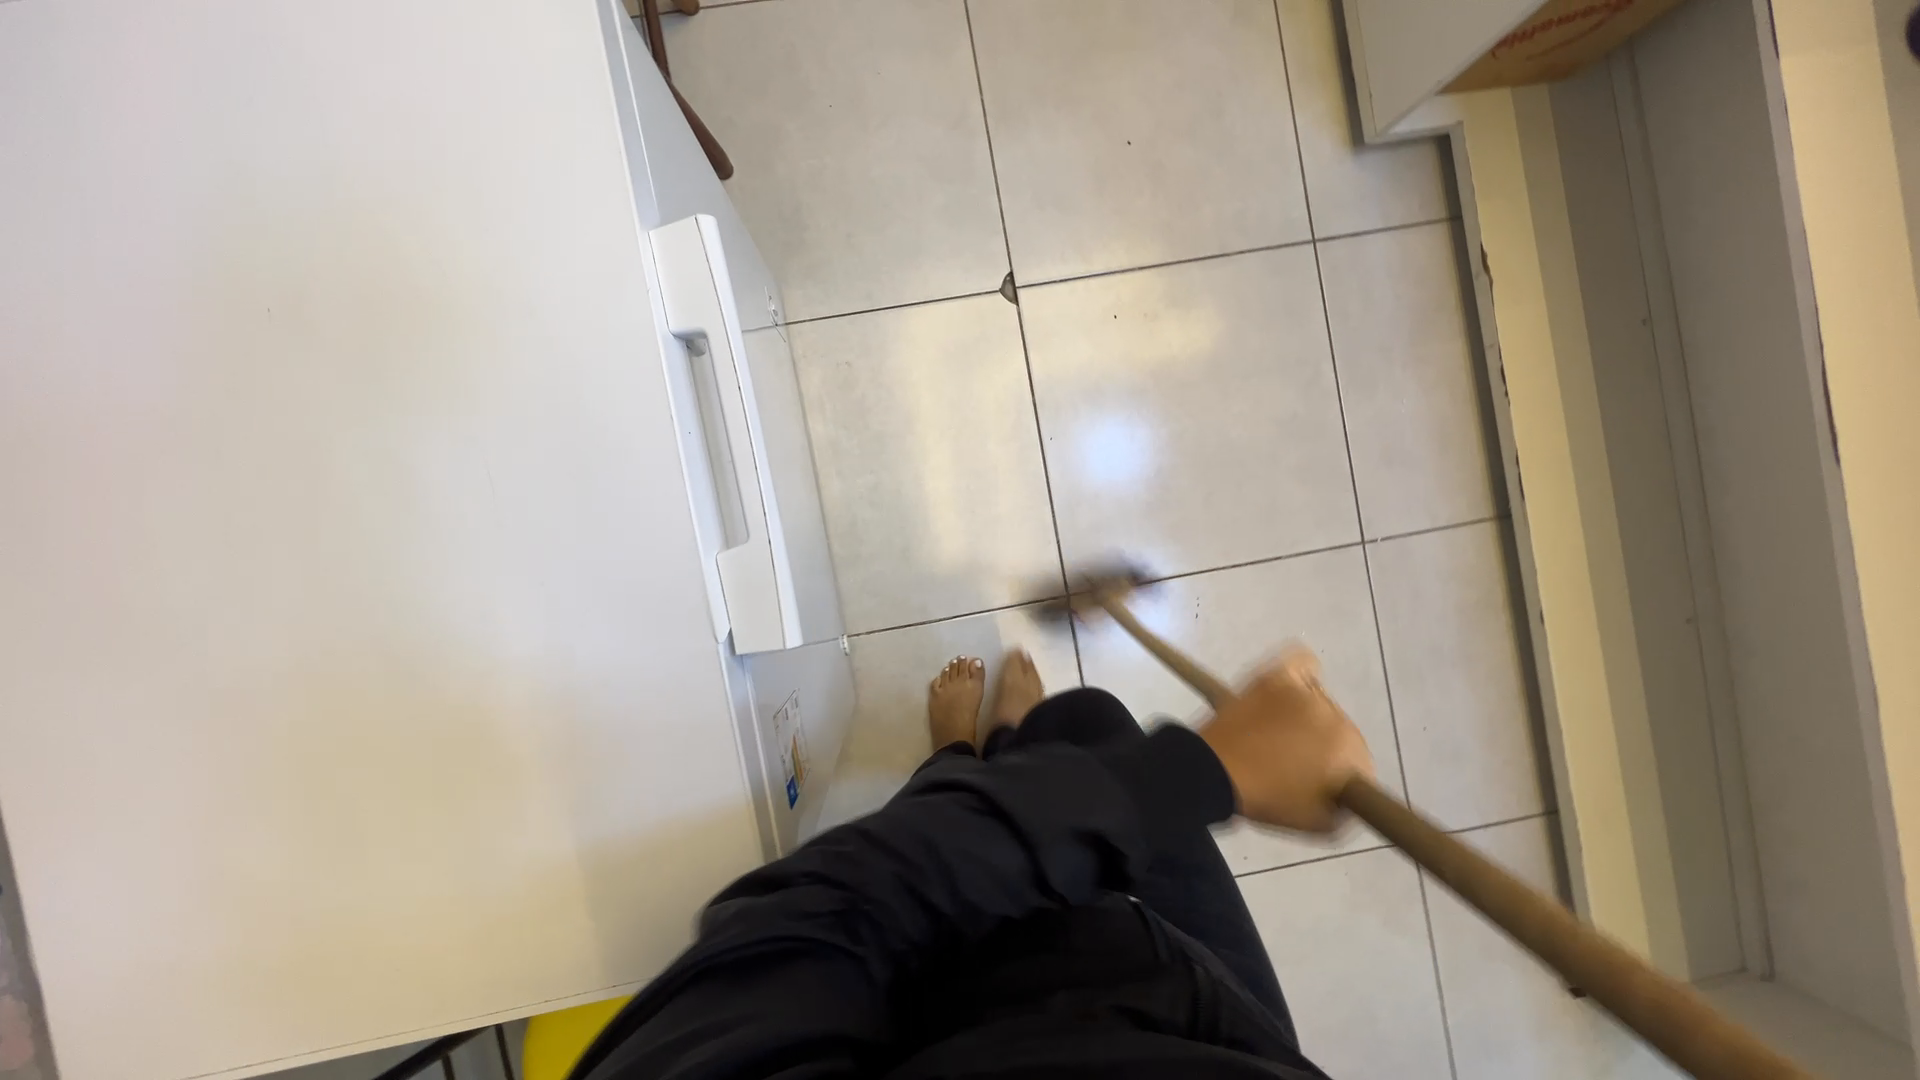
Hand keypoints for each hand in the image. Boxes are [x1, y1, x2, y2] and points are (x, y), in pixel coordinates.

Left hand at [1197, 647, 1372, 832]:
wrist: (1214, 770)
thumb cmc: (1266, 799)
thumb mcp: (1322, 823)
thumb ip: (1348, 807)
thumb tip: (1348, 790)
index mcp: (1349, 749)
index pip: (1360, 761)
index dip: (1340, 775)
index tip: (1317, 782)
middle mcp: (1334, 713)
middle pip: (1340, 730)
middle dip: (1322, 746)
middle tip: (1292, 758)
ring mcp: (1303, 691)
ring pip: (1320, 703)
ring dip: (1307, 717)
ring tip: (1279, 732)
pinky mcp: (1276, 675)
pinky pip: (1303, 664)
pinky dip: (1303, 674)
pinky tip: (1293, 689)